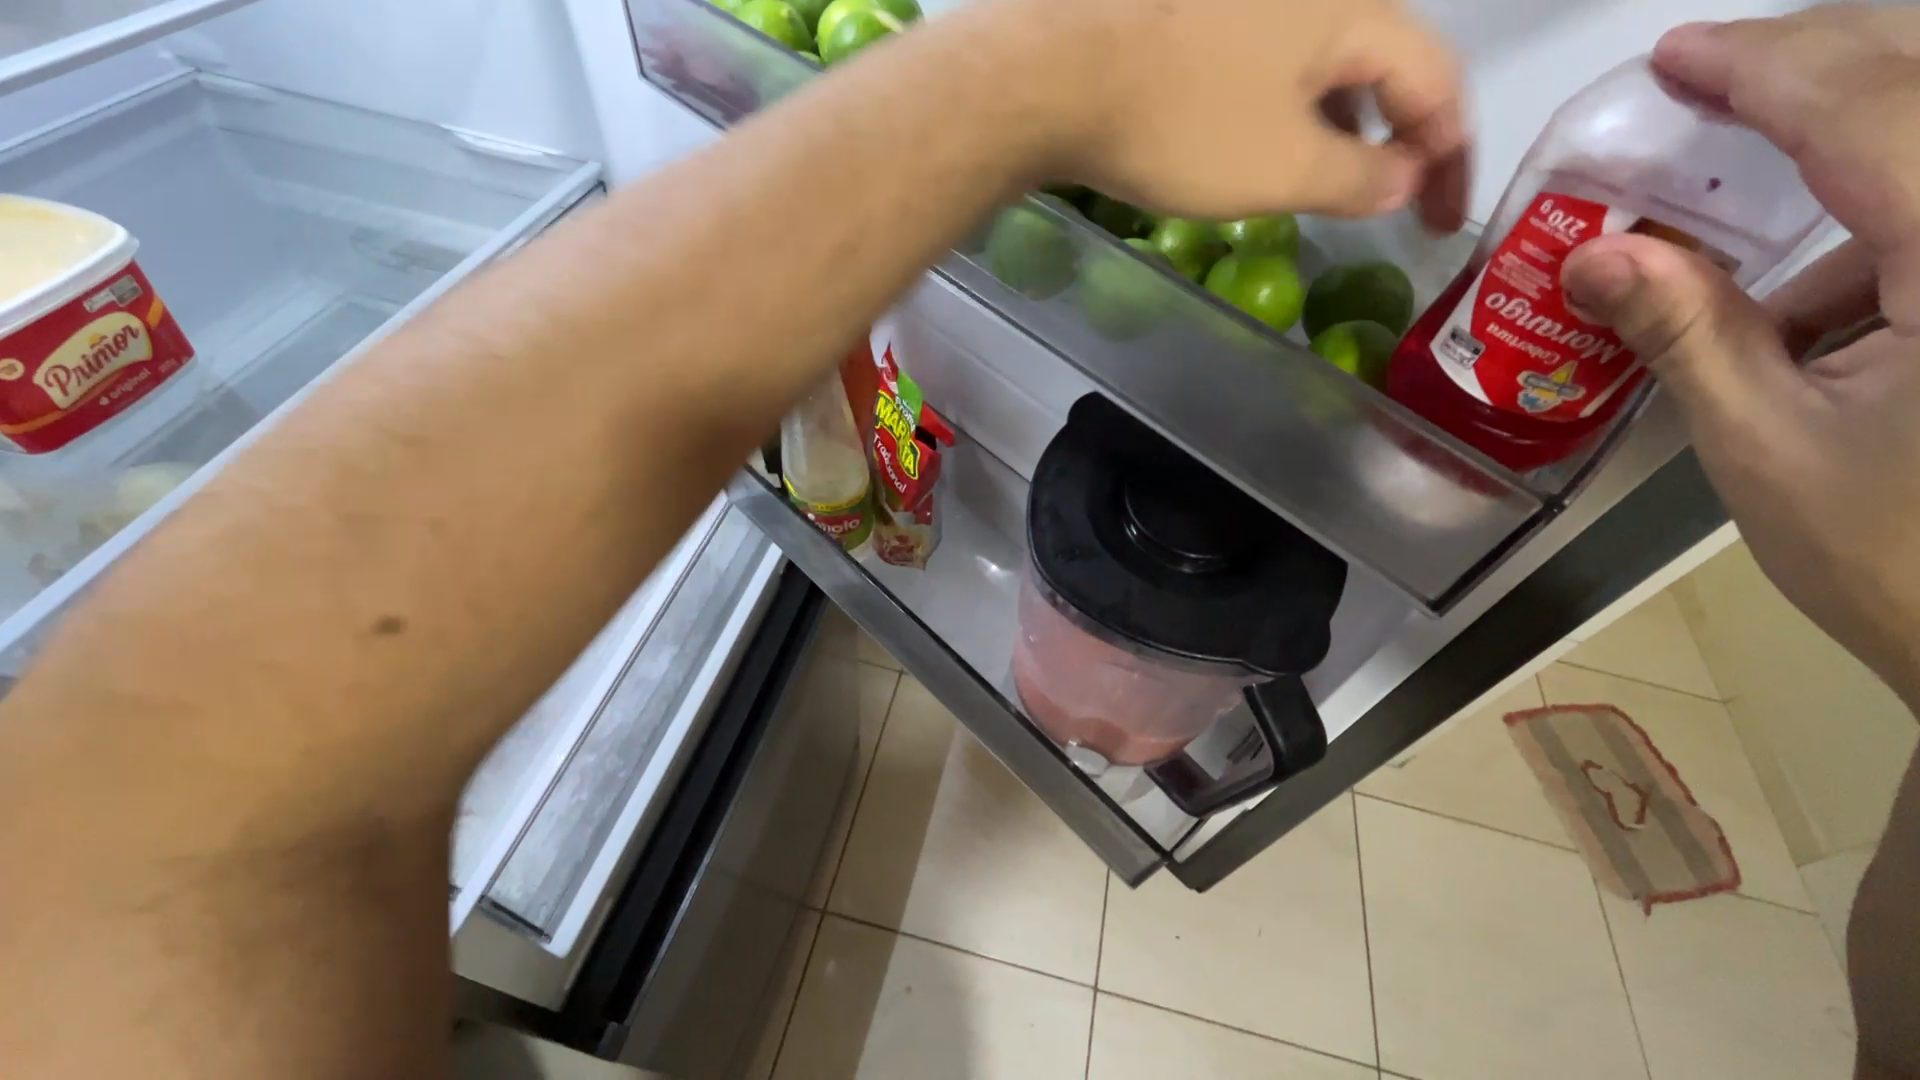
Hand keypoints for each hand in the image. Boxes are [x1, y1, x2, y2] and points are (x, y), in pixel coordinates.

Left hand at [984, 0, 1469, 228]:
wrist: (1053, 75)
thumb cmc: (1180, 123)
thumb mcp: (1282, 169)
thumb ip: (1358, 178)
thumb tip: (1403, 178)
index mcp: (1352, 10)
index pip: (1436, 80)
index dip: (1451, 156)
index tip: (1444, 221)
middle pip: (1382, 63)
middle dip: (1399, 139)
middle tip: (1395, 204)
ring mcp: (1248, 0)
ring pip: (1320, 65)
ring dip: (1340, 127)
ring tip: (1334, 185)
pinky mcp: (1197, 17)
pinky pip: (1267, 64)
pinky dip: (1284, 112)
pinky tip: (1262, 147)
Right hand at [1561, 8, 1919, 698]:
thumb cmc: (1897, 556)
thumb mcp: (1763, 443)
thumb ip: (1686, 332)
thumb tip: (1596, 255)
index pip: (1871, 112)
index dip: (1763, 68)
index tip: (1672, 58)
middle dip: (1821, 65)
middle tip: (1711, 89)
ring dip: (1853, 156)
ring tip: (1747, 249)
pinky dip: (1887, 227)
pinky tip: (1828, 312)